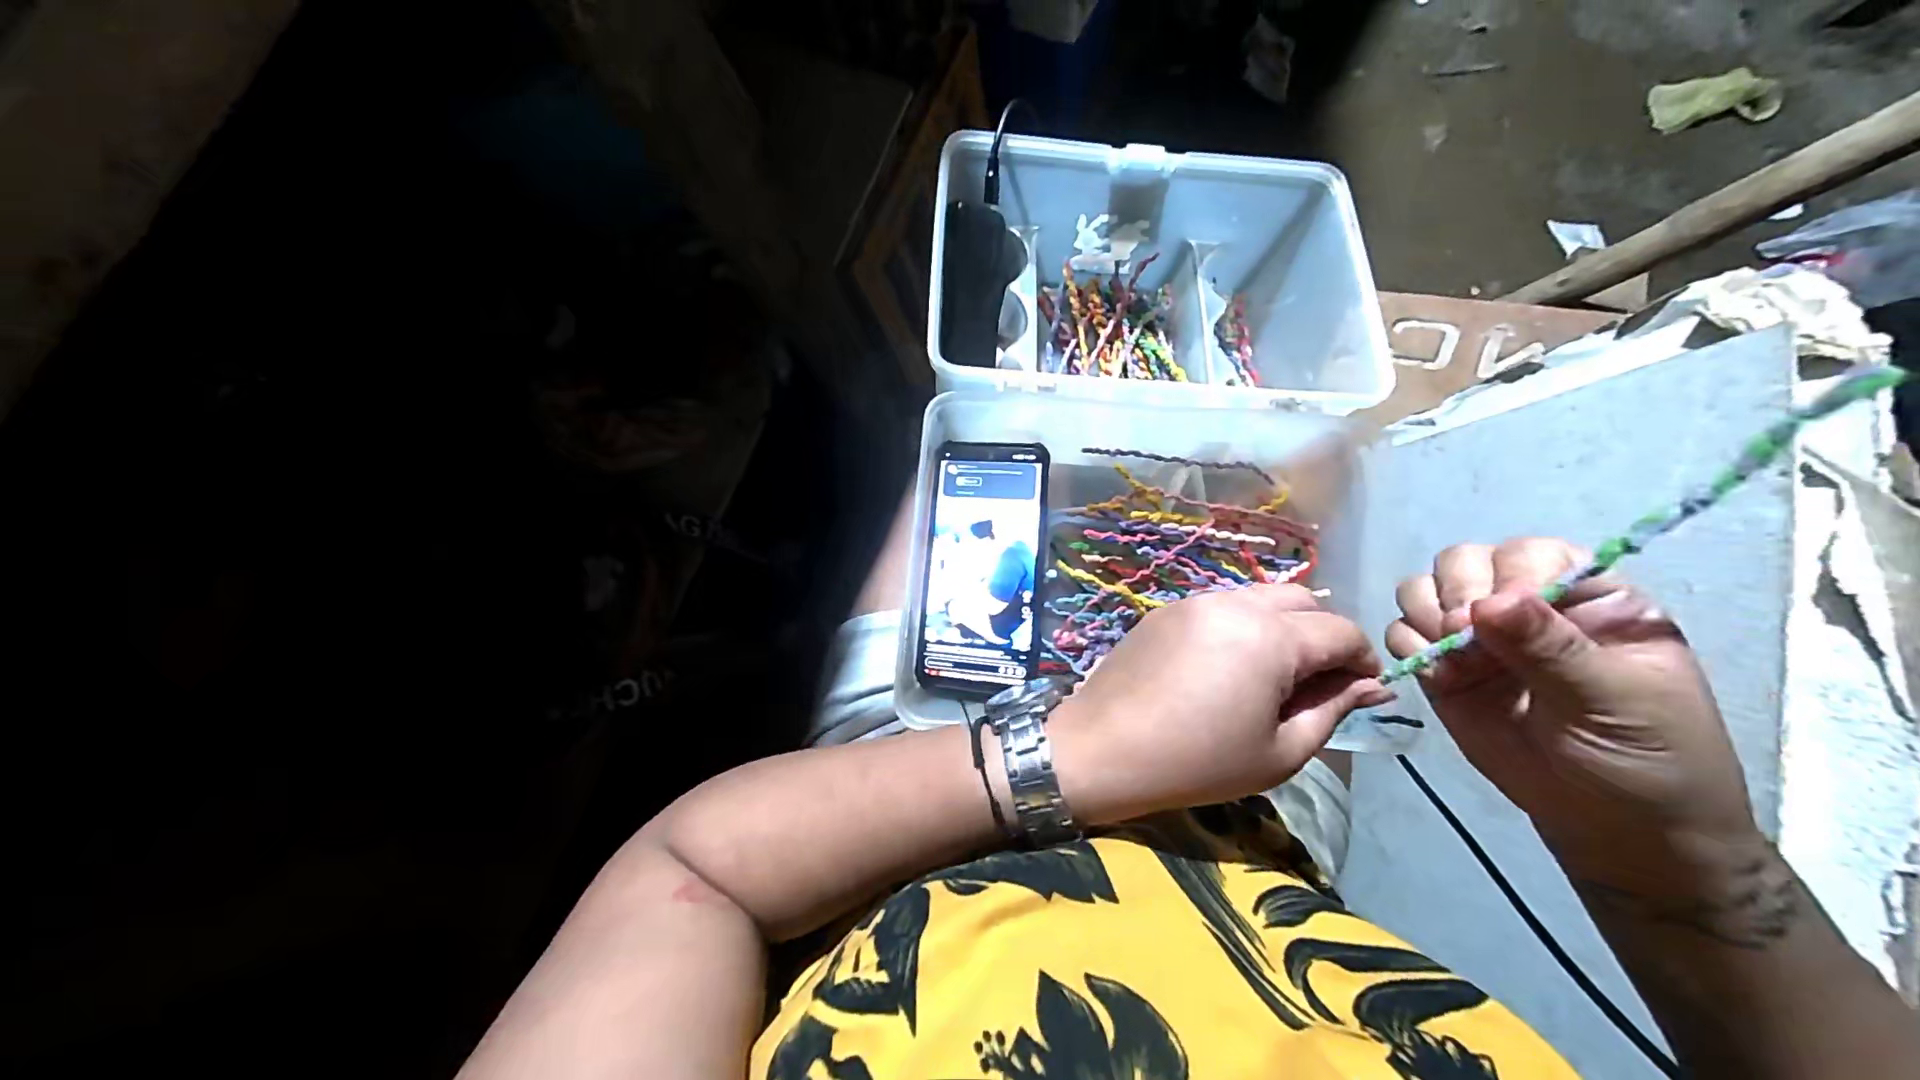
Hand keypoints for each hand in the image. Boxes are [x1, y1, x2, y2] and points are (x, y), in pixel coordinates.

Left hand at [1049, 584, 1391, 824]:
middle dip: (1322, 635)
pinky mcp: (1165, 610)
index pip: (1341, 631)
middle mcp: (1233, 604)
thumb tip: (1371, 685)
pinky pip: (1220, 606)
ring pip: (1259, 598)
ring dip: (1280, 627)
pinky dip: (1240, 625)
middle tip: (1314, 684)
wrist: (1102, 748)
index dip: (1362, 660)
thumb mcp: (1280, 750)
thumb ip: (1332, 709)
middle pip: (1303, 601)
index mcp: (1269, 636)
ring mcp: (1194, 601)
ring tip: (1269, 677)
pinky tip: (1225, 667)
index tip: (1360, 691)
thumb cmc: (1197, 761)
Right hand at [1386, 538, 1762, 889]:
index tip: (1496, 616)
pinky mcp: (1443, 669)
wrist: (1617, 832)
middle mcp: (1525, 607)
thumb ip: (1552, 648)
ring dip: (1423, 615)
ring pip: (1422, 591)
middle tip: (1460, 636)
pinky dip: (1407, 647)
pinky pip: (1401, 634)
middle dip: (1453, 593)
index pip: (1529, 554)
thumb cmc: (1646, 759)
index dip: (1507, 576)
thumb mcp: (1615, 701)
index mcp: (1587, 598)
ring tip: (1447, 659)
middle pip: (1462, 562)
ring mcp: (1478, 637)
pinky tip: (1436, 677)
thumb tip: (1491, 603)